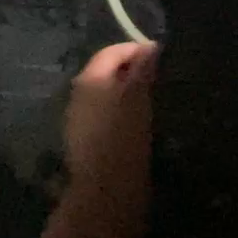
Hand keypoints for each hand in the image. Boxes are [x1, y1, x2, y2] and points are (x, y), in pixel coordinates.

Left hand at [42, 42, 157, 237]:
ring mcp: (77, 119)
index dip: (135, 49)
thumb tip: (150, 47)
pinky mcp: (83, 142)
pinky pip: (103, 116)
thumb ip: (143, 68)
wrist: (105, 189)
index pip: (112, 52)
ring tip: (150, 99)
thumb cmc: (122, 133)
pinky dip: (119, 113)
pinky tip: (136, 122)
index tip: (159, 55)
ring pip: (105, 95)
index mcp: (88, 78)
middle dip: (130, 71)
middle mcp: (78, 94)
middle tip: (156, 77)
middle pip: (106, 72)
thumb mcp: (138, 95)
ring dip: (125, 93)